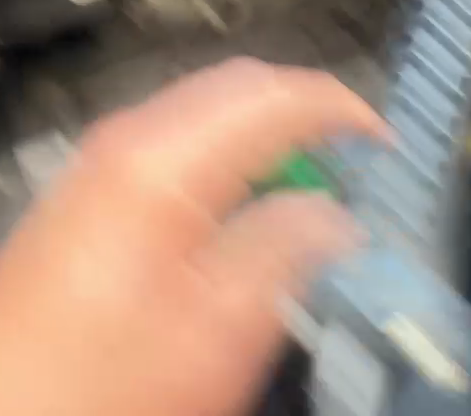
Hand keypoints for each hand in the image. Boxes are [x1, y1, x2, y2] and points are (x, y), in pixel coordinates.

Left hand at [0, 59, 382, 415]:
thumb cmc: (92, 398)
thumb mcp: (209, 340)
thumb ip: (281, 255)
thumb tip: (333, 213)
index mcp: (162, 160)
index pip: (272, 94)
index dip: (339, 109)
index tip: (384, 145)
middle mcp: (129, 137)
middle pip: (238, 86)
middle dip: (303, 113)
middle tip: (352, 165)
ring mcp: (100, 158)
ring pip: (208, 109)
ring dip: (265, 133)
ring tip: (306, 189)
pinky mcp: (86, 188)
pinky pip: (176, 140)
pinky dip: (225, 154)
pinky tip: (240, 207)